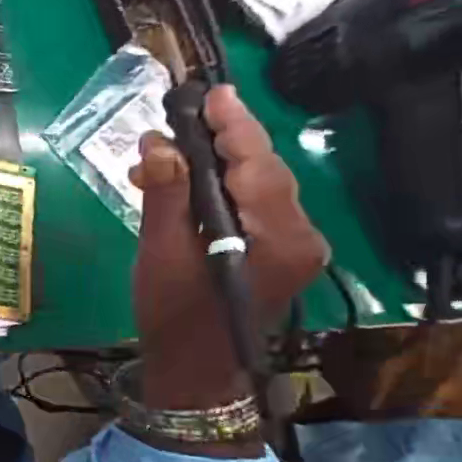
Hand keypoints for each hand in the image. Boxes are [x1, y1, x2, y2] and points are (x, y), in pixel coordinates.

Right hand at [127, 85, 326, 408]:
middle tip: (186, 113)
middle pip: (264, 172)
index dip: (236, 127)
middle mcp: (302, 236)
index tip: (214, 93)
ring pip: (257, 186)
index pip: (259, 167)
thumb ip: (167, 196)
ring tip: (168, 150)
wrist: (194, 368)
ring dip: (215, 164)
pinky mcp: (280, 251)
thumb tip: (160, 144)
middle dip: (223, 140)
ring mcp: (295, 244)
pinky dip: (219, 188)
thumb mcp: (162, 253)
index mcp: (280, 238)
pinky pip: (252, 205)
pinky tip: (183, 183)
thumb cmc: (173, 314)